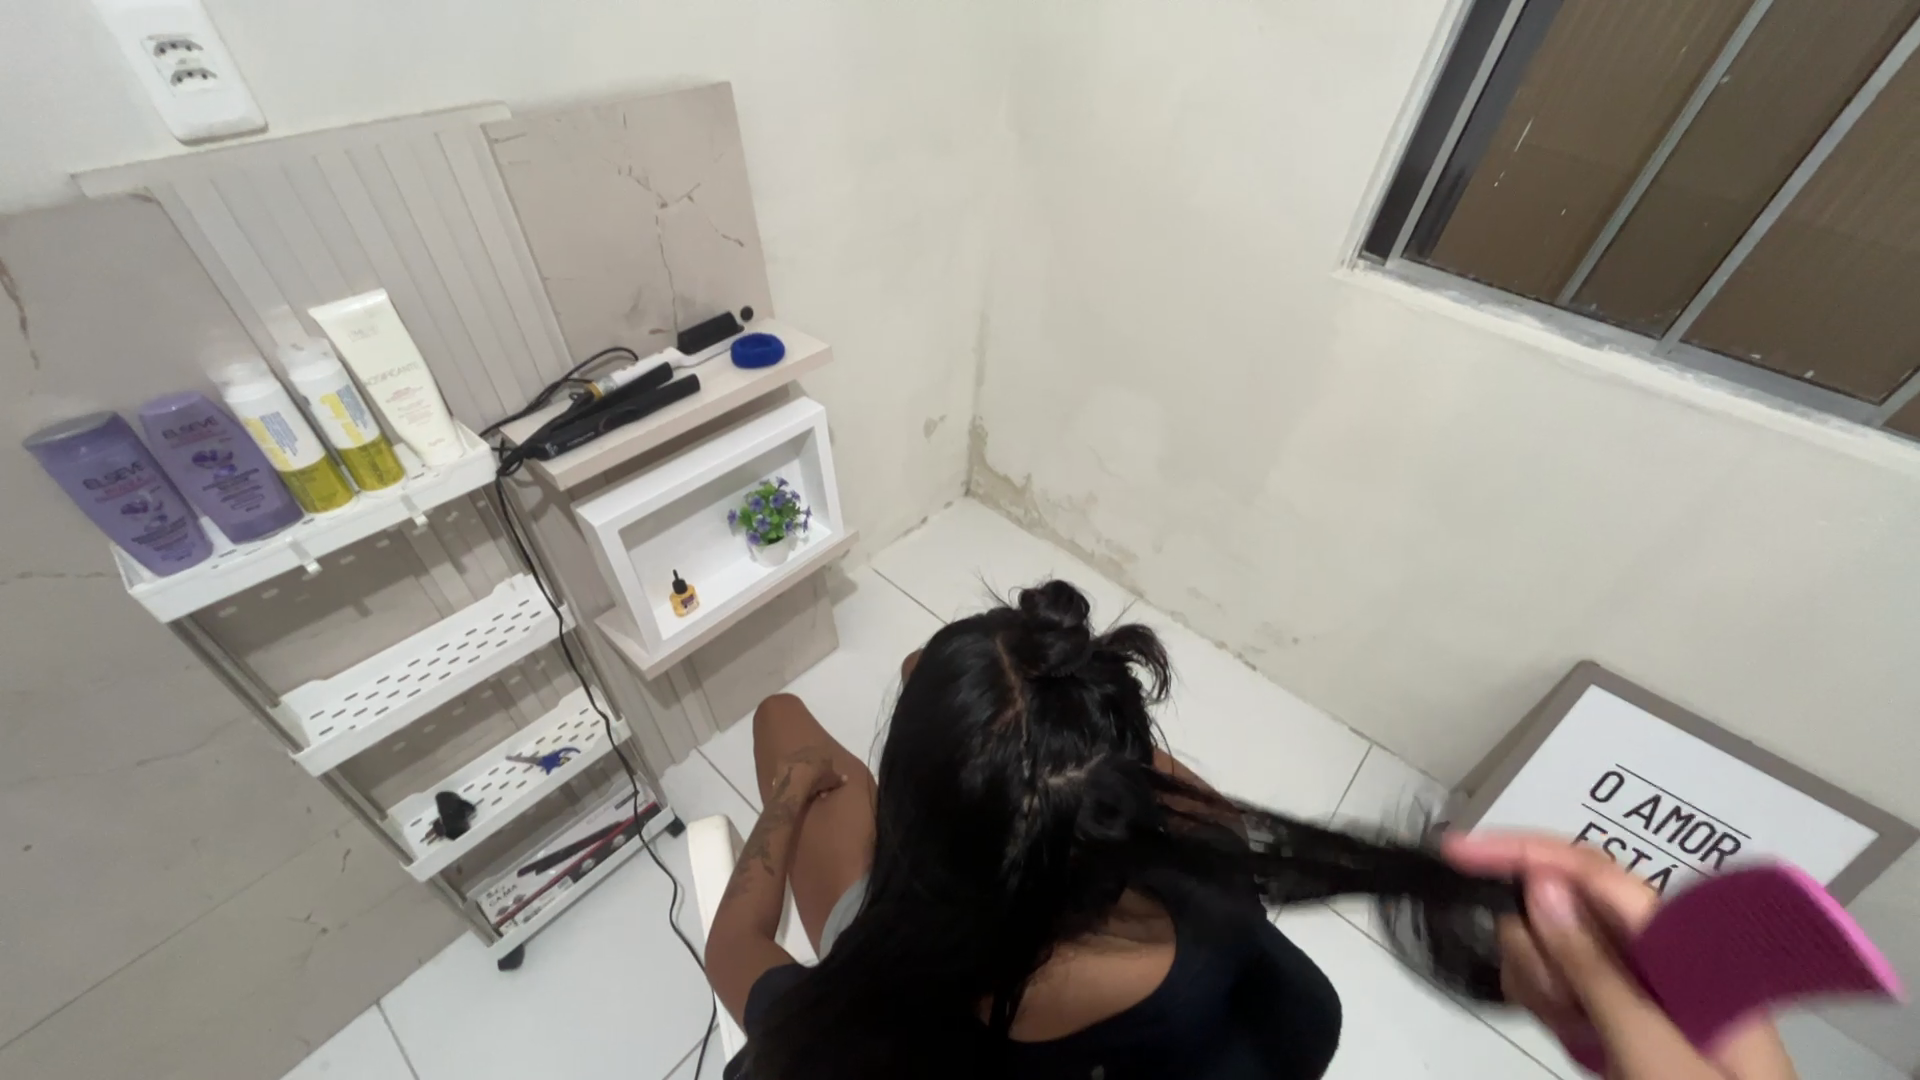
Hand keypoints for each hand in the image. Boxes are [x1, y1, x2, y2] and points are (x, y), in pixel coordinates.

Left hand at [774, 746, 845, 803]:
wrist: (796, 781)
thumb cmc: (817, 779)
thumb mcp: (831, 781)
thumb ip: (838, 778)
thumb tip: (846, 778)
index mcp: (822, 751)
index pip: (827, 759)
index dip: (827, 771)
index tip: (826, 783)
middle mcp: (809, 749)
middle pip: (814, 761)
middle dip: (815, 773)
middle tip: (816, 787)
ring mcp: (795, 754)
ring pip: (802, 764)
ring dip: (804, 773)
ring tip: (805, 788)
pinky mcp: (783, 761)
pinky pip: (790, 768)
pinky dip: (792, 775)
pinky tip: (794, 785)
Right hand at [1446, 831, 1795, 1079]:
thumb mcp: (1655, 1056)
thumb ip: (1597, 971)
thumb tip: (1539, 882)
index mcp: (1686, 948)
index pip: (1595, 873)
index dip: (1523, 851)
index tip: (1455, 851)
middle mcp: (1655, 947)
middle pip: (1559, 901)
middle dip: (1536, 944)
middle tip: (1558, 1005)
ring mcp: (1632, 972)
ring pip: (1543, 935)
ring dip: (1539, 978)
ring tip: (1573, 1031)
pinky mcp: (1610, 996)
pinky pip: (1546, 967)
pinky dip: (1540, 995)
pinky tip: (1568, 1031)